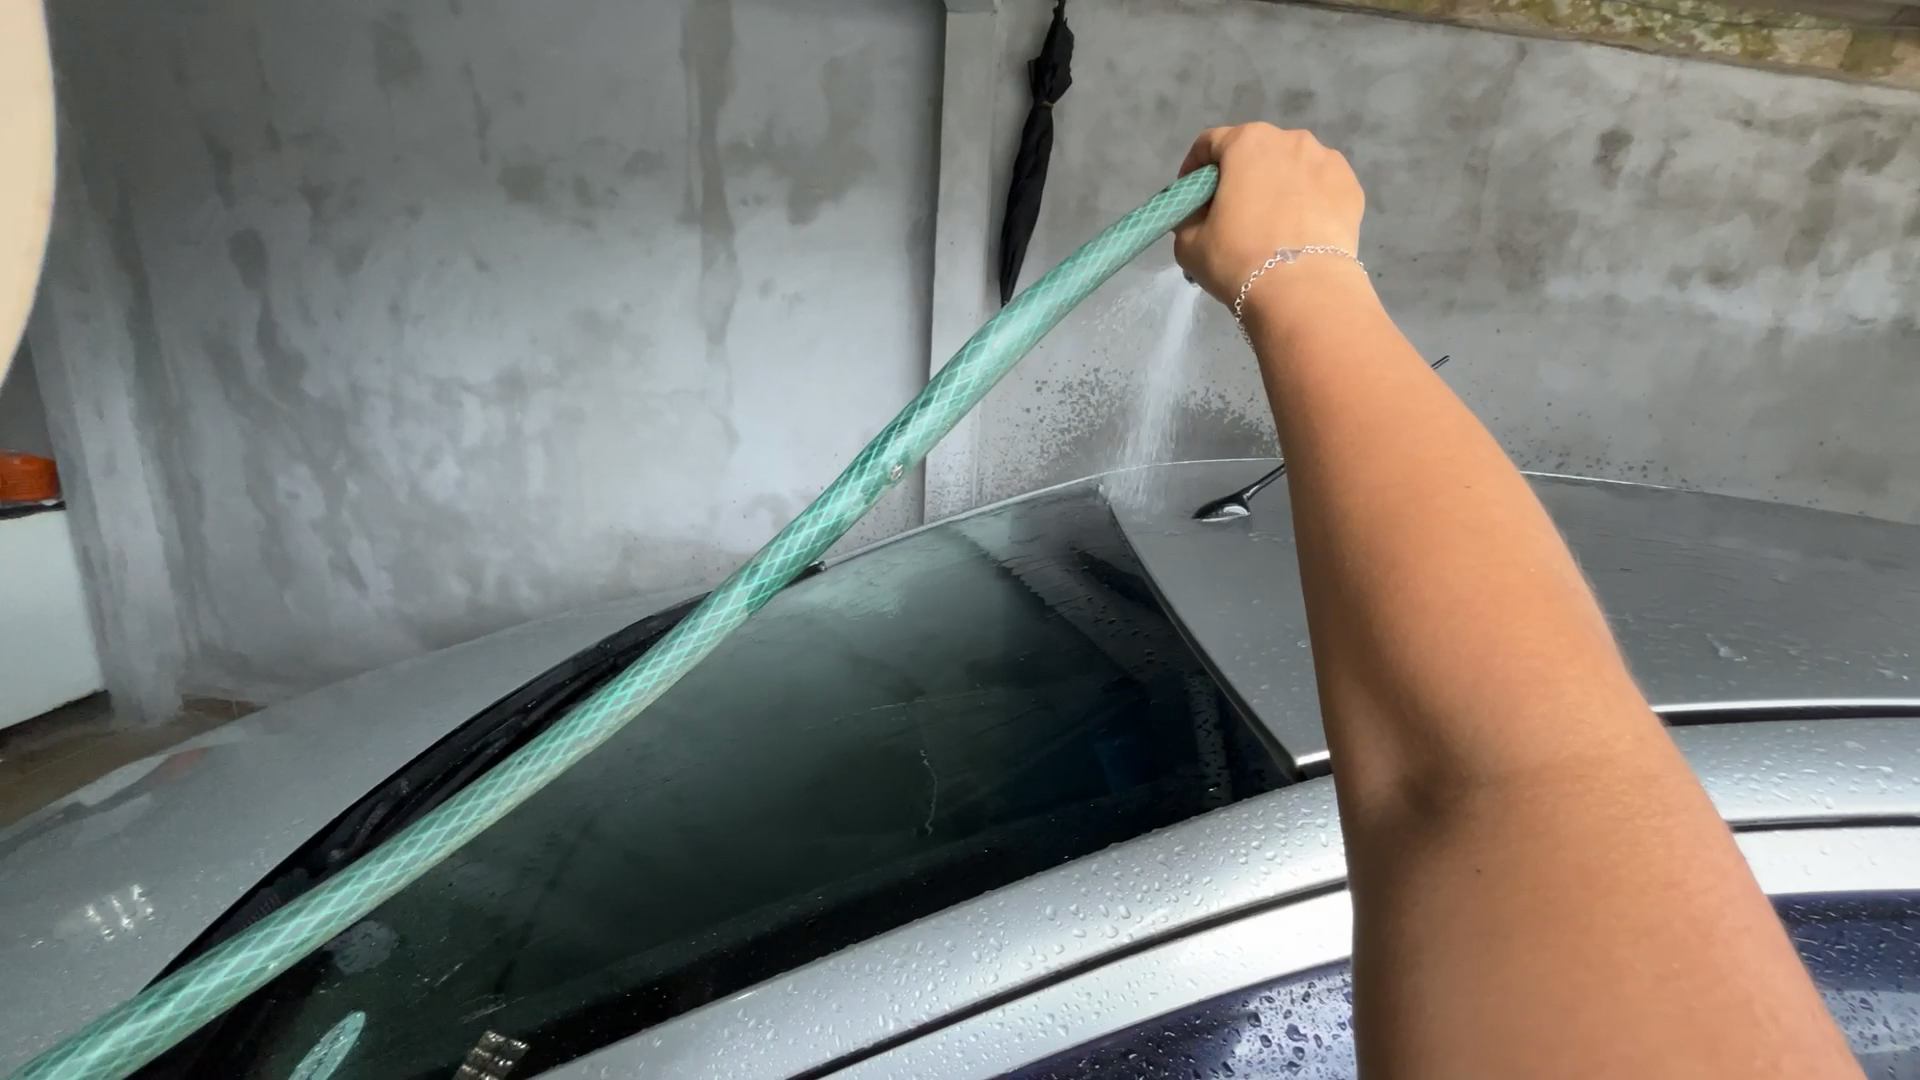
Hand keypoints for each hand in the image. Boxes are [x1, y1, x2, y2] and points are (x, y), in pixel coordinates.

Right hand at [1173, 124, 1366, 306]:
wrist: (1300, 290)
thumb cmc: (1236, 260)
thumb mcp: (1188, 245)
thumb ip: (1188, 219)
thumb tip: (1201, 215)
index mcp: (1247, 144)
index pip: (1209, 143)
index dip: (1193, 168)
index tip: (1191, 196)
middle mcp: (1290, 139)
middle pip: (1255, 151)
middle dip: (1239, 176)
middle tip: (1230, 213)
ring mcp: (1326, 160)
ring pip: (1291, 167)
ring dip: (1276, 186)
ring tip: (1270, 224)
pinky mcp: (1350, 187)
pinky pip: (1319, 188)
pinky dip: (1306, 202)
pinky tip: (1298, 232)